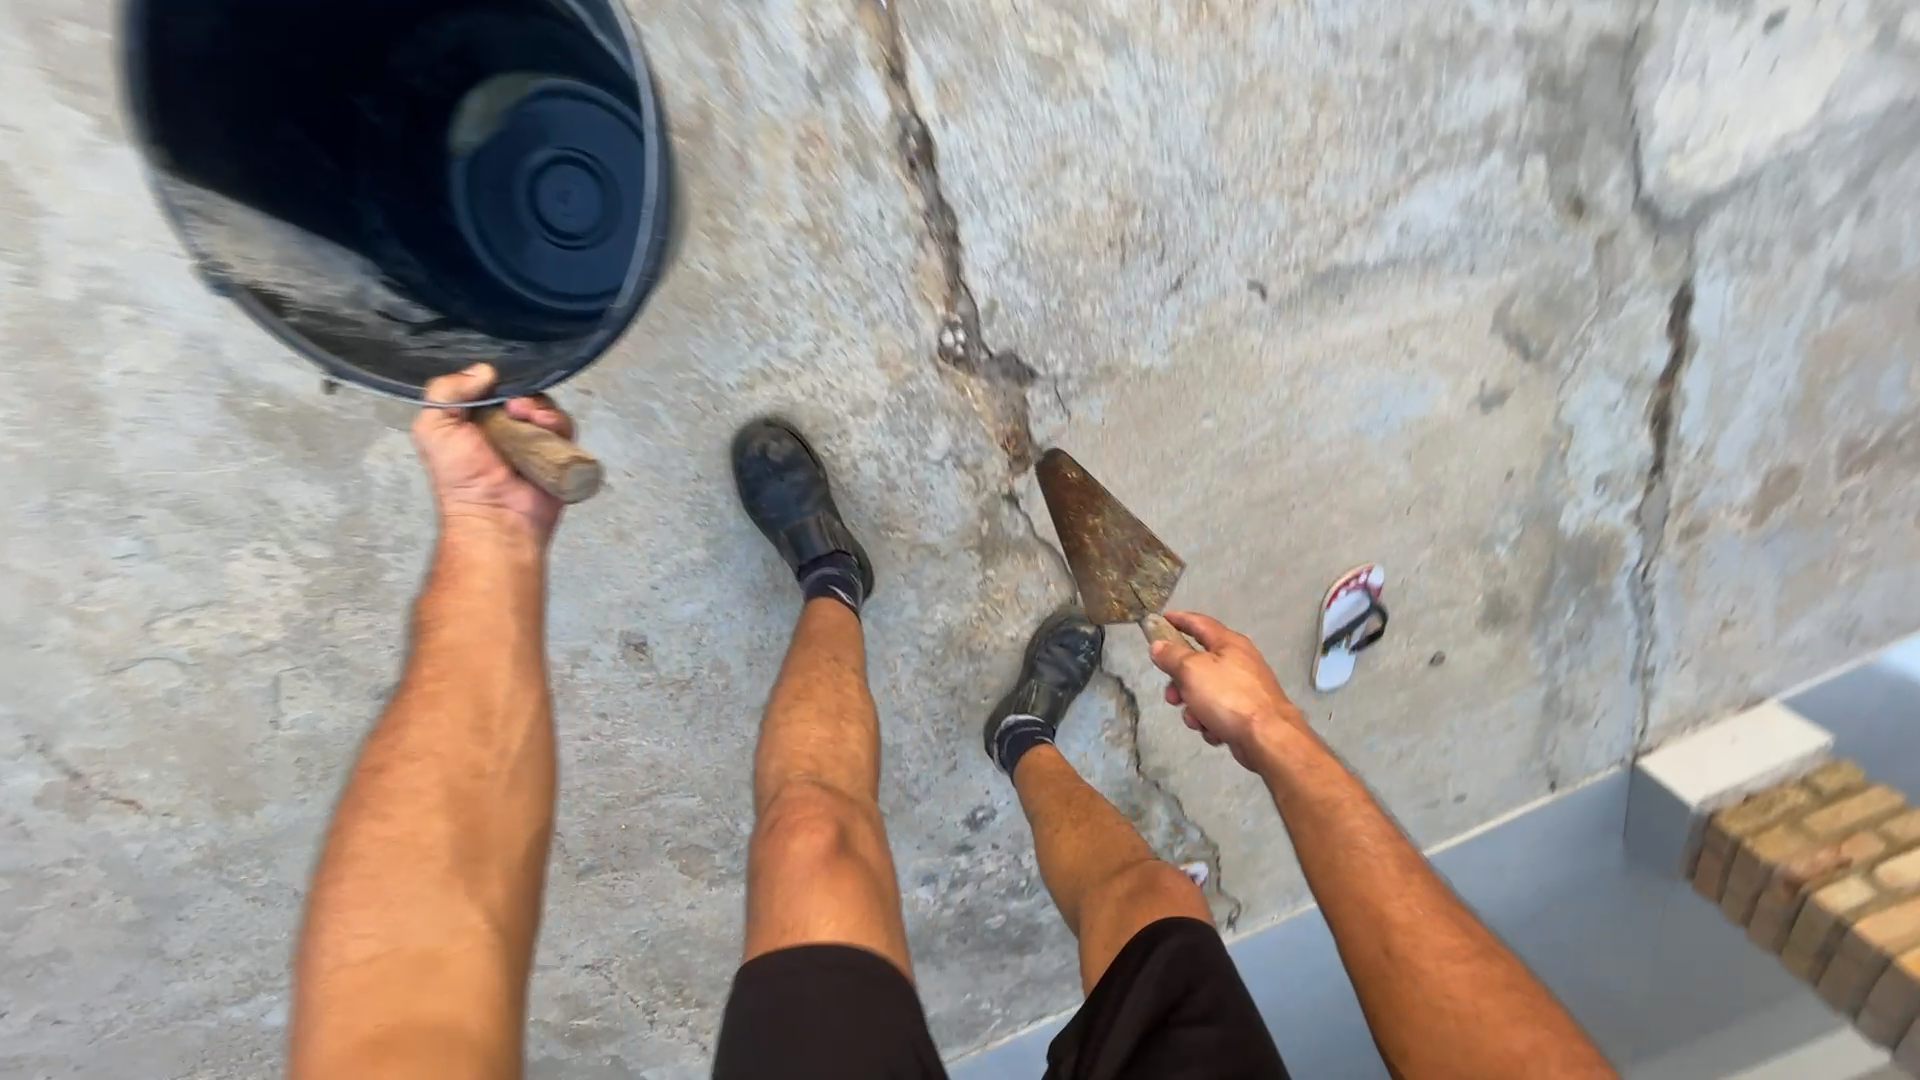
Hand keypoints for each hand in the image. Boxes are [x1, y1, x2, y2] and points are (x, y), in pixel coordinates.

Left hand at [412, 364, 574, 544]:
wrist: (495, 513)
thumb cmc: (461, 474)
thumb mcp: (434, 427)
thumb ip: (446, 391)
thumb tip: (485, 370)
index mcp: (479, 421)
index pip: (497, 390)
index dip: (501, 384)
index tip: (500, 389)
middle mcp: (510, 430)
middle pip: (528, 398)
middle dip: (526, 397)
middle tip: (517, 409)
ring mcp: (538, 444)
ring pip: (550, 412)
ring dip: (545, 410)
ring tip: (534, 421)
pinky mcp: (561, 457)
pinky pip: (568, 432)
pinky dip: (561, 426)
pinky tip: (549, 430)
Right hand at [1149, 611, 1311, 772]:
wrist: (1267, 737)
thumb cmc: (1227, 696)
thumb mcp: (1191, 670)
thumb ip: (1171, 655)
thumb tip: (1158, 646)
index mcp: (1228, 643)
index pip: (1199, 623)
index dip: (1178, 619)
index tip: (1161, 618)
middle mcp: (1239, 661)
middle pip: (1197, 663)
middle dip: (1179, 681)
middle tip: (1171, 696)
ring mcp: (1244, 688)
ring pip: (1204, 691)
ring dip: (1193, 706)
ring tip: (1196, 721)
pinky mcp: (1247, 712)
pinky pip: (1218, 711)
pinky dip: (1210, 720)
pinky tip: (1213, 731)